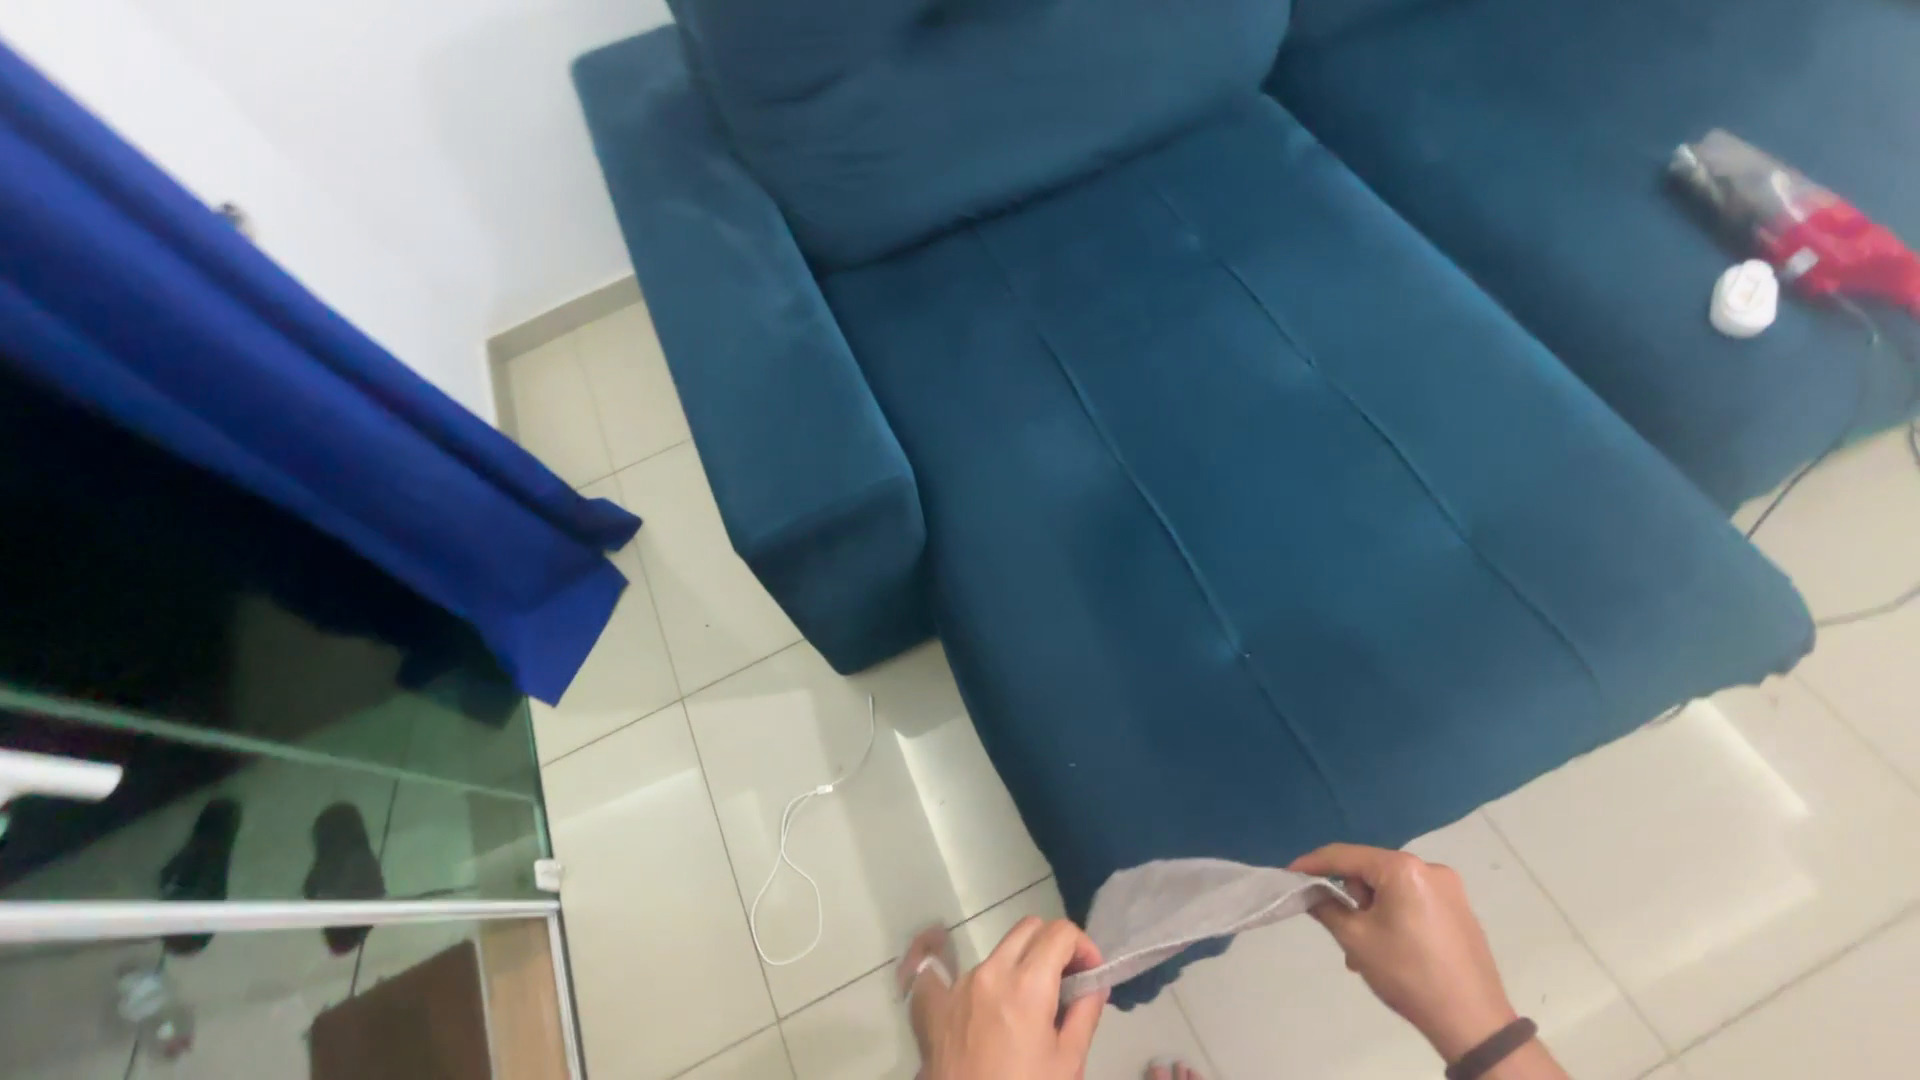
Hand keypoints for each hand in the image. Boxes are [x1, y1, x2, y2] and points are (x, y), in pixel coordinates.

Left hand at [924, 916, 1107, 1079]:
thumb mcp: (1067, 1062)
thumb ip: (1085, 1014)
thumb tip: (1094, 983)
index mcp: (1027, 984)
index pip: (1060, 932)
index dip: (1083, 945)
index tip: (1091, 971)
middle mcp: (991, 971)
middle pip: (1028, 928)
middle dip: (1053, 945)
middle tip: (1065, 980)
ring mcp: (960, 983)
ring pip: (999, 950)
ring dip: (1021, 964)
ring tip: (1030, 1005)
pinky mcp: (936, 1000)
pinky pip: (966, 972)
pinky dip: (988, 981)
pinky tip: (992, 1008)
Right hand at [1290, 844, 1517, 1061]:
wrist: (1474, 1024)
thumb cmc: (1409, 974)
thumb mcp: (1355, 939)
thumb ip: (1325, 906)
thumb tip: (1309, 891)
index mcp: (1403, 868)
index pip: (1345, 856)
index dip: (1312, 864)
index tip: (1289, 874)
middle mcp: (1430, 869)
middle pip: (1370, 871)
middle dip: (1351, 897)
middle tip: (1344, 931)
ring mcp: (1450, 890)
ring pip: (1391, 888)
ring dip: (1372, 911)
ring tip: (1368, 950)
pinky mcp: (1460, 911)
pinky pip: (1413, 901)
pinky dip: (1395, 916)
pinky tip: (1392, 948)